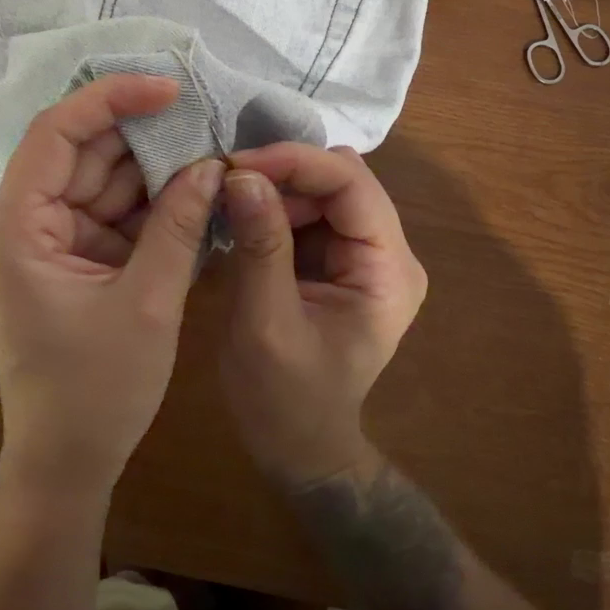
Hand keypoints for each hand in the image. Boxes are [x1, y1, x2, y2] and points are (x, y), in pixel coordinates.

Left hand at [0, 74, 224, 495]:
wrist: (66, 464)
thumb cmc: (97, 390)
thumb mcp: (148, 303)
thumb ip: (178, 226)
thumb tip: (211, 166)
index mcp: (18, 227)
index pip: (55, 133)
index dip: (110, 99)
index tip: (168, 87)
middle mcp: (21, 225)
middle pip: (79, 156)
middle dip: (140, 138)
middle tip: (203, 124)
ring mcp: (43, 245)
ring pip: (97, 185)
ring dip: (149, 173)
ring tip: (206, 156)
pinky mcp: (66, 265)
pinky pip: (106, 219)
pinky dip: (144, 209)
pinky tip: (190, 197)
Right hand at [218, 144, 426, 485]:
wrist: (298, 448)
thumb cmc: (285, 399)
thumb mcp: (266, 322)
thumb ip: (259, 246)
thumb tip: (241, 175)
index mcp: (388, 269)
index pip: (350, 184)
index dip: (294, 162)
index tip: (234, 164)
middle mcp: (387, 253)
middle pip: (338, 181)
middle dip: (280, 174)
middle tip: (222, 184)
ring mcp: (362, 257)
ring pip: (319, 191)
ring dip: (272, 189)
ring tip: (223, 200)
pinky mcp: (336, 262)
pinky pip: (306, 214)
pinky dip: (270, 209)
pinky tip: (236, 218)